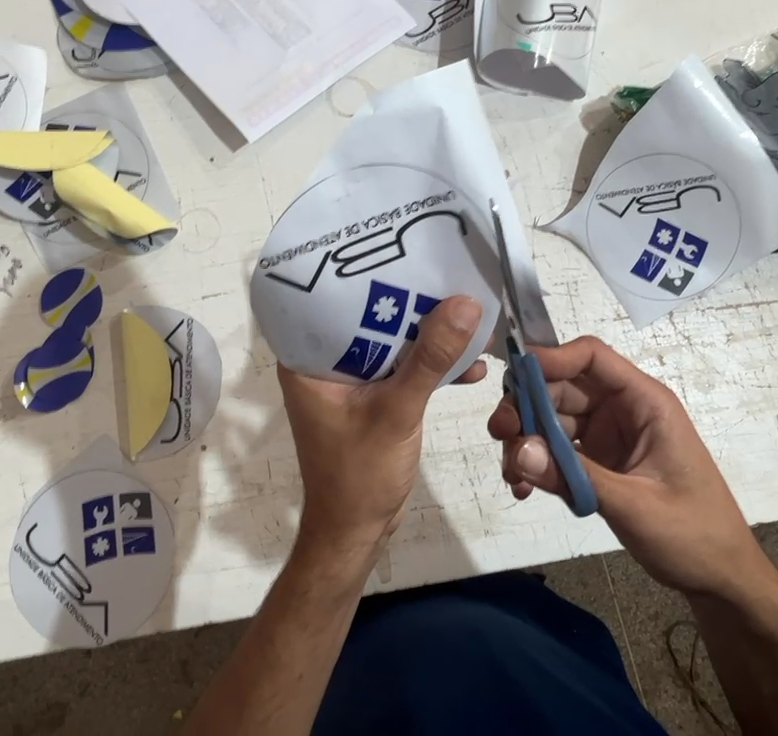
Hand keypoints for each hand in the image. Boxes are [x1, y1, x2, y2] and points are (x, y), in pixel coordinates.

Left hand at [278, 296, 485, 558]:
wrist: (357, 532)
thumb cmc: (360, 474)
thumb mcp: (397, 411)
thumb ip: (429, 359)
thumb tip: (465, 303)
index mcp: (306, 359)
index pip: (329, 298)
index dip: (364, 271)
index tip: (401, 244)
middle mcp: (322, 362)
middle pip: (366, 315)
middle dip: (407, 298)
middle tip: (446, 270)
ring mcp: (349, 381)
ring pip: (389, 341)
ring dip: (427, 335)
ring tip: (469, 313)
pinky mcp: (371, 397)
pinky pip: (401, 367)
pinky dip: (430, 366)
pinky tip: (471, 363)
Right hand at [487, 337, 762, 598]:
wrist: (720, 580)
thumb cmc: (694, 535)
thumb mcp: (635, 505)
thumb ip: (575, 476)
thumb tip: (519, 450)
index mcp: (646, 403)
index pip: (592, 357)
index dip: (551, 358)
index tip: (512, 379)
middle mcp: (623, 410)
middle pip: (561, 388)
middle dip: (526, 406)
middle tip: (499, 436)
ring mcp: (608, 435)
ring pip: (552, 418)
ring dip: (526, 439)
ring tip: (511, 474)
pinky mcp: (598, 461)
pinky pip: (557, 450)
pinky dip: (536, 463)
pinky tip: (523, 488)